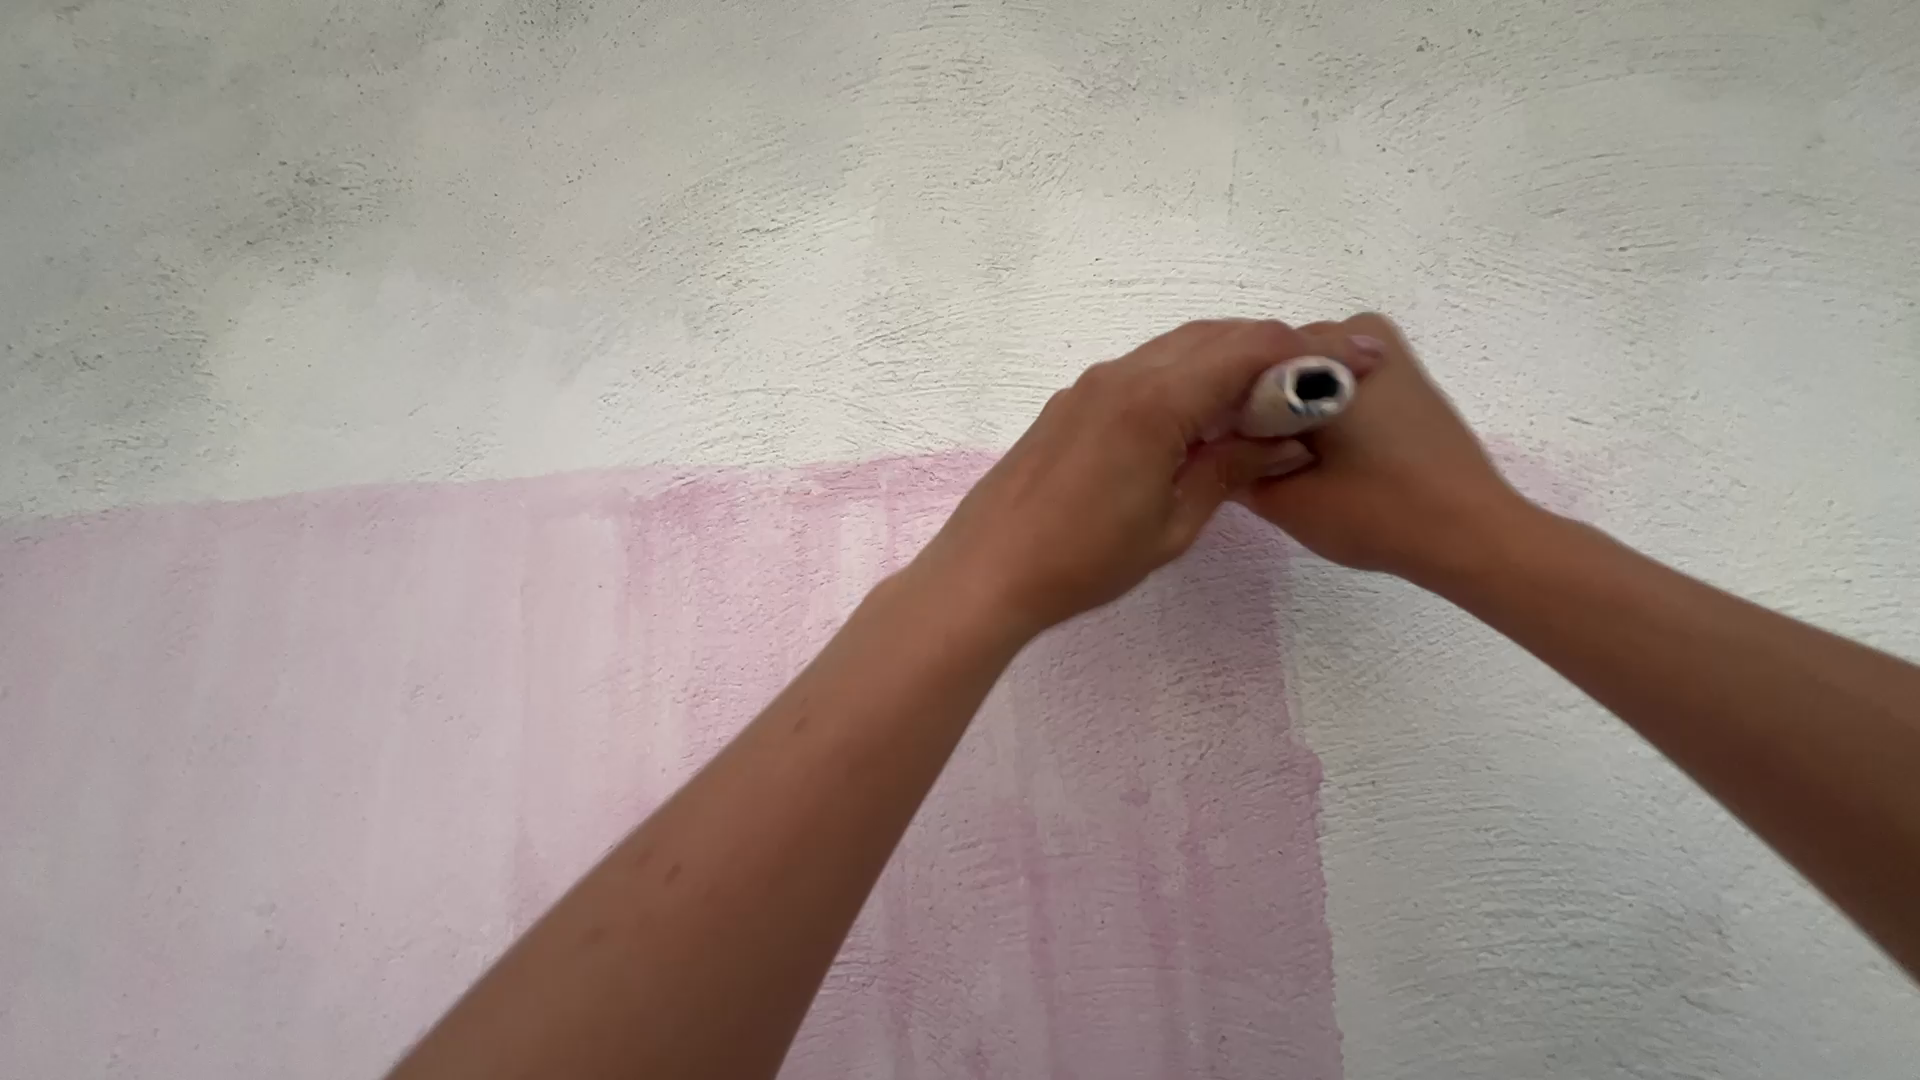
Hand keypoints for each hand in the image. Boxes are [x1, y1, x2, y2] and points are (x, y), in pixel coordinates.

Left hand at [915, 319, 1380, 636]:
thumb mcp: (1172, 524)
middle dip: (1261, 354)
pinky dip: (1176, 381)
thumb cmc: (1084, 559)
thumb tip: (1282, 441)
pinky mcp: (1067, 405)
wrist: (989, 570)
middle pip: (1207, 338)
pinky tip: (1189, 423)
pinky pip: (1137, 374)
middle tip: (1298, 392)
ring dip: (1217, 365)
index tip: (1332, 374)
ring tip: (1251, 408)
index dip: (1296, 354)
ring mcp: (1087, 387)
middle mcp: (1120, 376)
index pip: (1243, 348)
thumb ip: (1230, 471)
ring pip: (1169, 352)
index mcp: (1154, 401)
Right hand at [1234, 313, 1531, 580]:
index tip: (1208, 449)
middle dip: (1250, 405)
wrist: (1470, 534)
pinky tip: (1315, 450)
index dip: (1216, 411)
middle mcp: (1356, 331)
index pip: (1238, 369)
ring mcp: (1384, 350)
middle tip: (1240, 458)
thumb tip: (1203, 450)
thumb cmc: (1377, 514)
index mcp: (1325, 355)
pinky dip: (1315, 406)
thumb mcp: (1284, 500)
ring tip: (1279, 457)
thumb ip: (1231, 468)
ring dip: (1283, 406)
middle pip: (1270, 364)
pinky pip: (1335, 378)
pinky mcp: (1402, 375)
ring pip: (1301, 371)